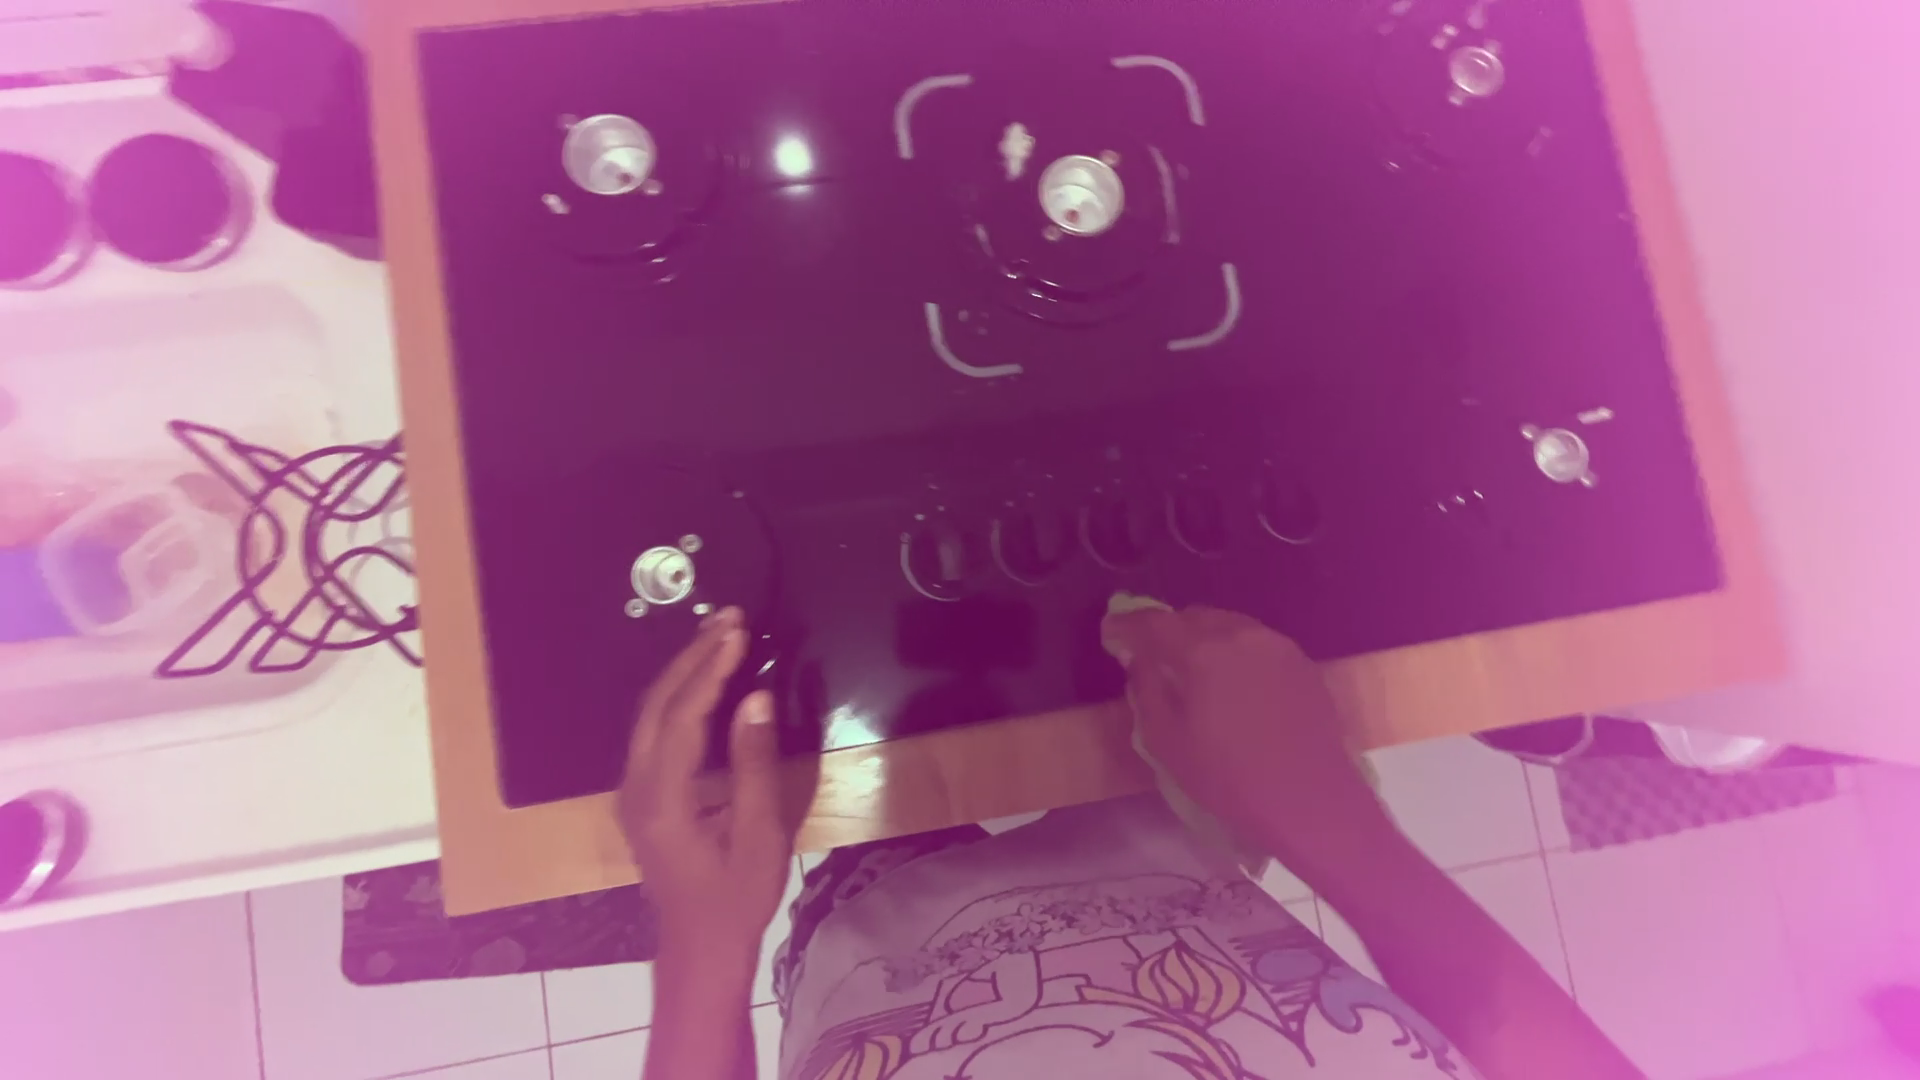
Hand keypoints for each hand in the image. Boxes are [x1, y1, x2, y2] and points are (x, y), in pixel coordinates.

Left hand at [618, 606, 789, 972]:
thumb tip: (756, 698)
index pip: (683, 714)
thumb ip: (754, 764)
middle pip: (657, 704)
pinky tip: (704, 679)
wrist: (699, 950)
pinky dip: (679, 693)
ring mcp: (633, 791)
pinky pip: (654, 728)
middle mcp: (636, 787)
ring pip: (650, 713)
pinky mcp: (641, 795)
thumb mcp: (758, 834)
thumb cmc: (735, 896)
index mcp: (662, 797)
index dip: (710, 668)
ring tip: (719, 636)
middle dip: (693, 655)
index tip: (738, 631)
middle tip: (729, 618)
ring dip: (684, 670)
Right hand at [1100, 605, 1379, 862]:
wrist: (1313, 804)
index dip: (1125, 625)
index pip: (1152, 622)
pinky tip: (1231, 683)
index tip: (1110, 633)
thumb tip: (1139, 661)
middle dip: (1164, 630)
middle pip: (1190, 617)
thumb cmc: (1229, 778)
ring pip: (1225, 625)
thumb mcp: (1166, 741)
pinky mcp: (1301, 663)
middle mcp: (1240, 634)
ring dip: (1200, 638)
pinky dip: (1232, 651)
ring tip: (1191, 669)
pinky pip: (1254, 642)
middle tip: (1149, 655)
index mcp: (1202, 650)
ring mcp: (1276, 645)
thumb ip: (1145, 689)